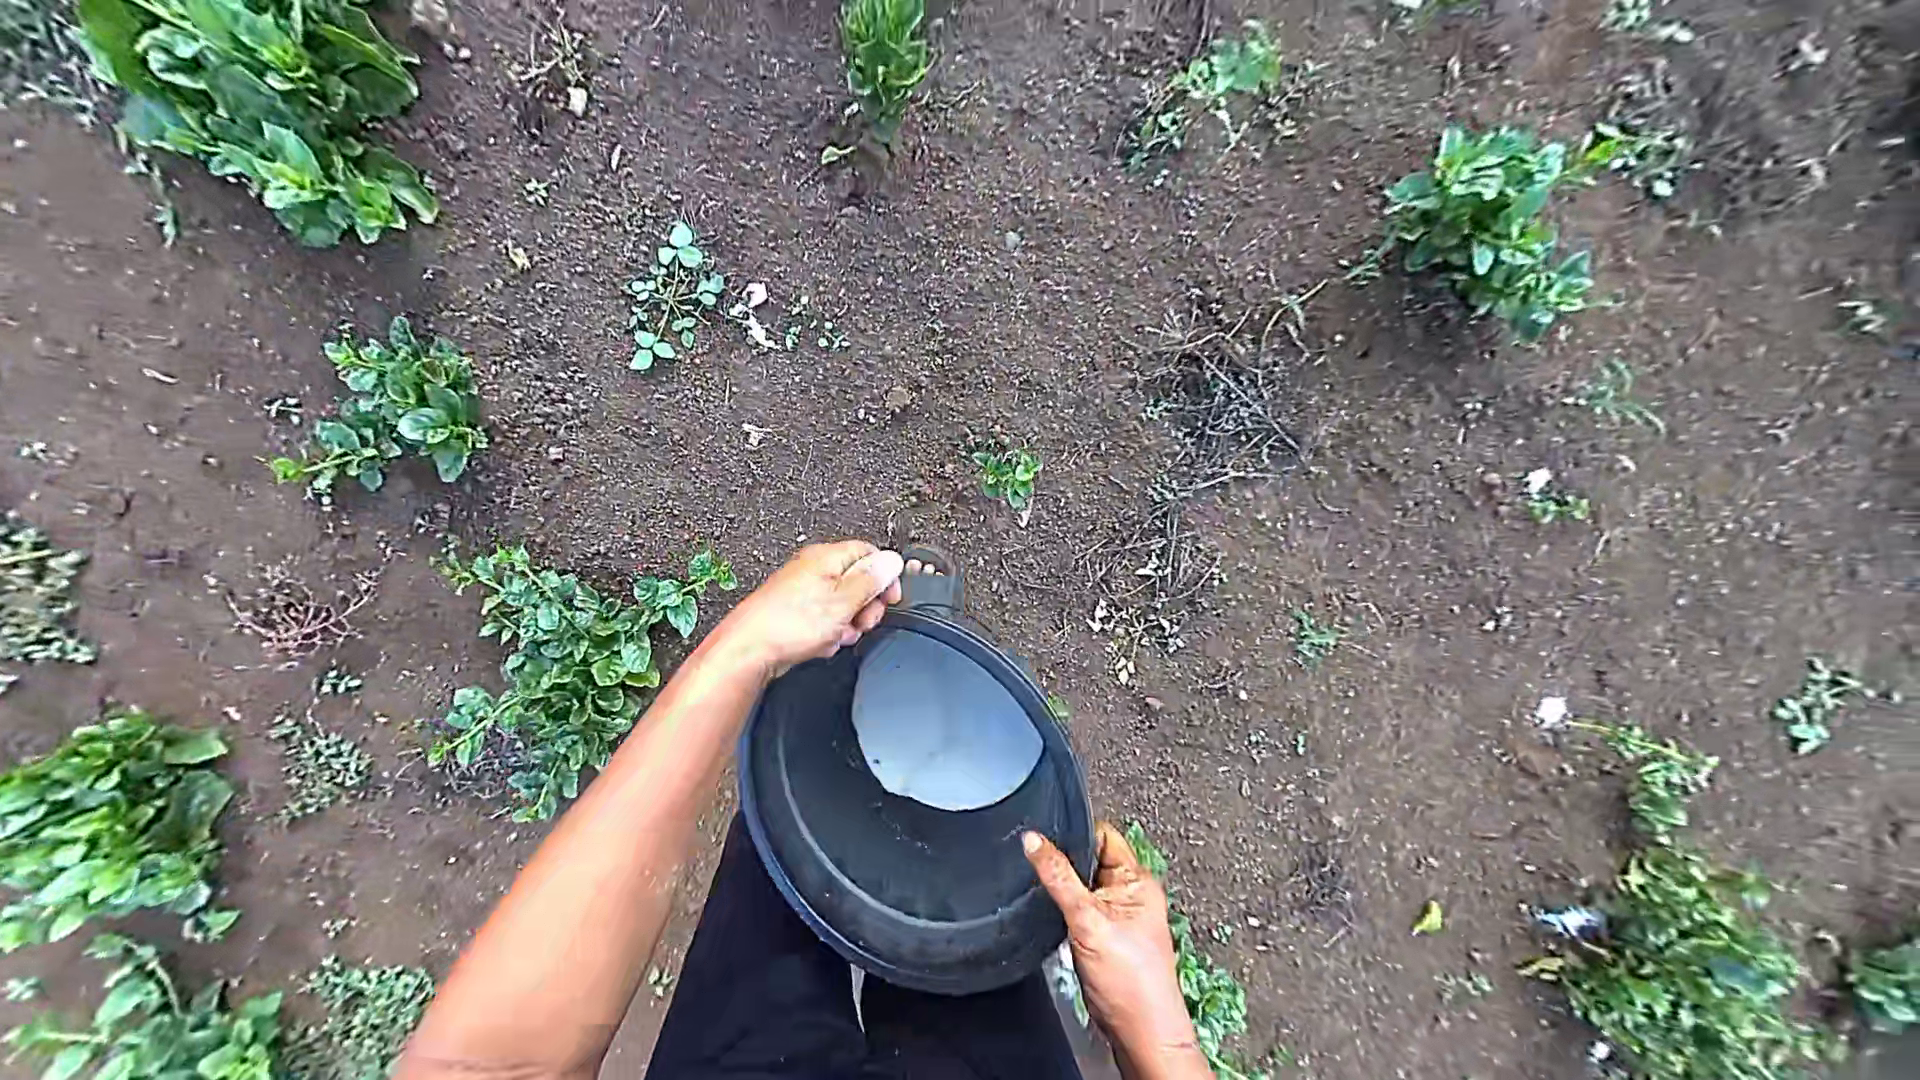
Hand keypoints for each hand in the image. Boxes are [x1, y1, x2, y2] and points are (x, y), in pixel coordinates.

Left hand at [704, 541, 903, 683]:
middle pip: (859, 580)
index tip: (889, 599)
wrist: (748, 650)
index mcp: (828, 558)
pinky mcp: (796, 611)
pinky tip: (823, 642)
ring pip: (844, 604)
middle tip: (863, 621)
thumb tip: (893, 561)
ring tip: (839, 634)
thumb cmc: (788, 624)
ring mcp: (804, 590)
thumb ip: (872, 579)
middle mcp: (815, 569)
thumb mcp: (844, 601)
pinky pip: (826, 618)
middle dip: (867, 605)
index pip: (871, 554)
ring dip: (849, 623)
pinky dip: (830, 632)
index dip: (885, 577)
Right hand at [1024, 823, 1207, 1079]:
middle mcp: (1131, 893)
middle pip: (1090, 859)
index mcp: (1137, 879)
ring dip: (1067, 889)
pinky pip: (1081, 907)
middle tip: (1048, 871)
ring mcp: (1119, 915)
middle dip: (1067, 863)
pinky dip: (1067, 909)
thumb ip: (1058, 877)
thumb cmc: (1131, 984)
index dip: (1076, 833)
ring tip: (1054, 898)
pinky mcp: (1106, 935)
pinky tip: (1058, 917)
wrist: (1140, 1037)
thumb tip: (1034, 840)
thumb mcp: (1087, 920)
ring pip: (1083, 884)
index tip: (1049, 835)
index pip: (1103, 835)